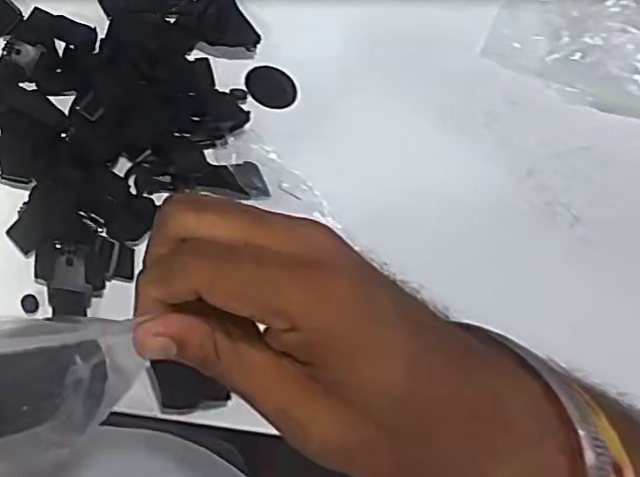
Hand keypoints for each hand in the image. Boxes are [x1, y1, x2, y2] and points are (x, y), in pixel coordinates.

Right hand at [134, 195, 578, 476]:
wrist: (491, 417)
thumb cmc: (406, 431)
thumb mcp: (310, 417)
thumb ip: (221, 358)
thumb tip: (147, 331)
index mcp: (304, 285)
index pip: (193, 261)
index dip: (155, 295)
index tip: (150, 339)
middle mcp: (297, 238)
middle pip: (186, 213)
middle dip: (158, 263)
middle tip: (167, 322)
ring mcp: (302, 229)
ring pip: (201, 208)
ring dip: (177, 254)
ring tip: (192, 314)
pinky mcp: (304, 234)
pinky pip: (227, 221)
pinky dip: (203, 251)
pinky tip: (220, 301)